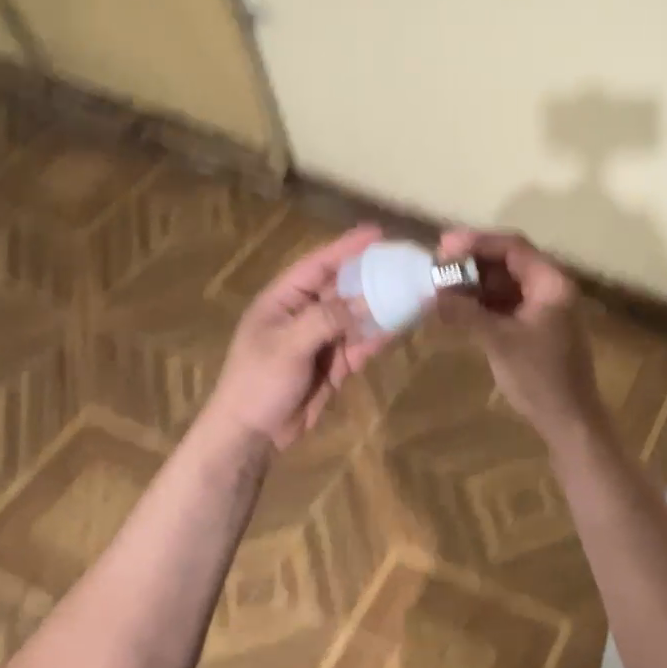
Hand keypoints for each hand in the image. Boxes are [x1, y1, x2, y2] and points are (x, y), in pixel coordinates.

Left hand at [207, 224, 386, 448]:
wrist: (253, 433)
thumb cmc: (258, 382)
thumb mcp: (289, 346)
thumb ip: (327, 320)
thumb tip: (366, 301)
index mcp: (282, 300)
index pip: (318, 265)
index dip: (347, 249)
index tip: (377, 234)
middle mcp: (303, 314)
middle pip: (342, 288)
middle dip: (372, 277)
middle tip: (405, 264)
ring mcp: (320, 341)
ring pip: (356, 317)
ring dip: (381, 307)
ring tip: (413, 292)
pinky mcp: (334, 366)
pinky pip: (360, 344)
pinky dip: (378, 336)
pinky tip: (401, 326)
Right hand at [434, 230, 606, 445]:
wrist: (568, 419)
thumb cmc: (540, 378)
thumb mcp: (499, 341)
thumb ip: (466, 313)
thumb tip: (431, 293)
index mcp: (551, 283)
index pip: (513, 247)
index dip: (476, 242)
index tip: (442, 247)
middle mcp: (550, 289)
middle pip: (508, 262)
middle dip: (471, 264)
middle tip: (435, 267)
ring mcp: (544, 309)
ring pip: (505, 284)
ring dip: (474, 284)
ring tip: (439, 288)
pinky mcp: (535, 328)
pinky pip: (506, 305)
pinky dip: (482, 304)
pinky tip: (456, 308)